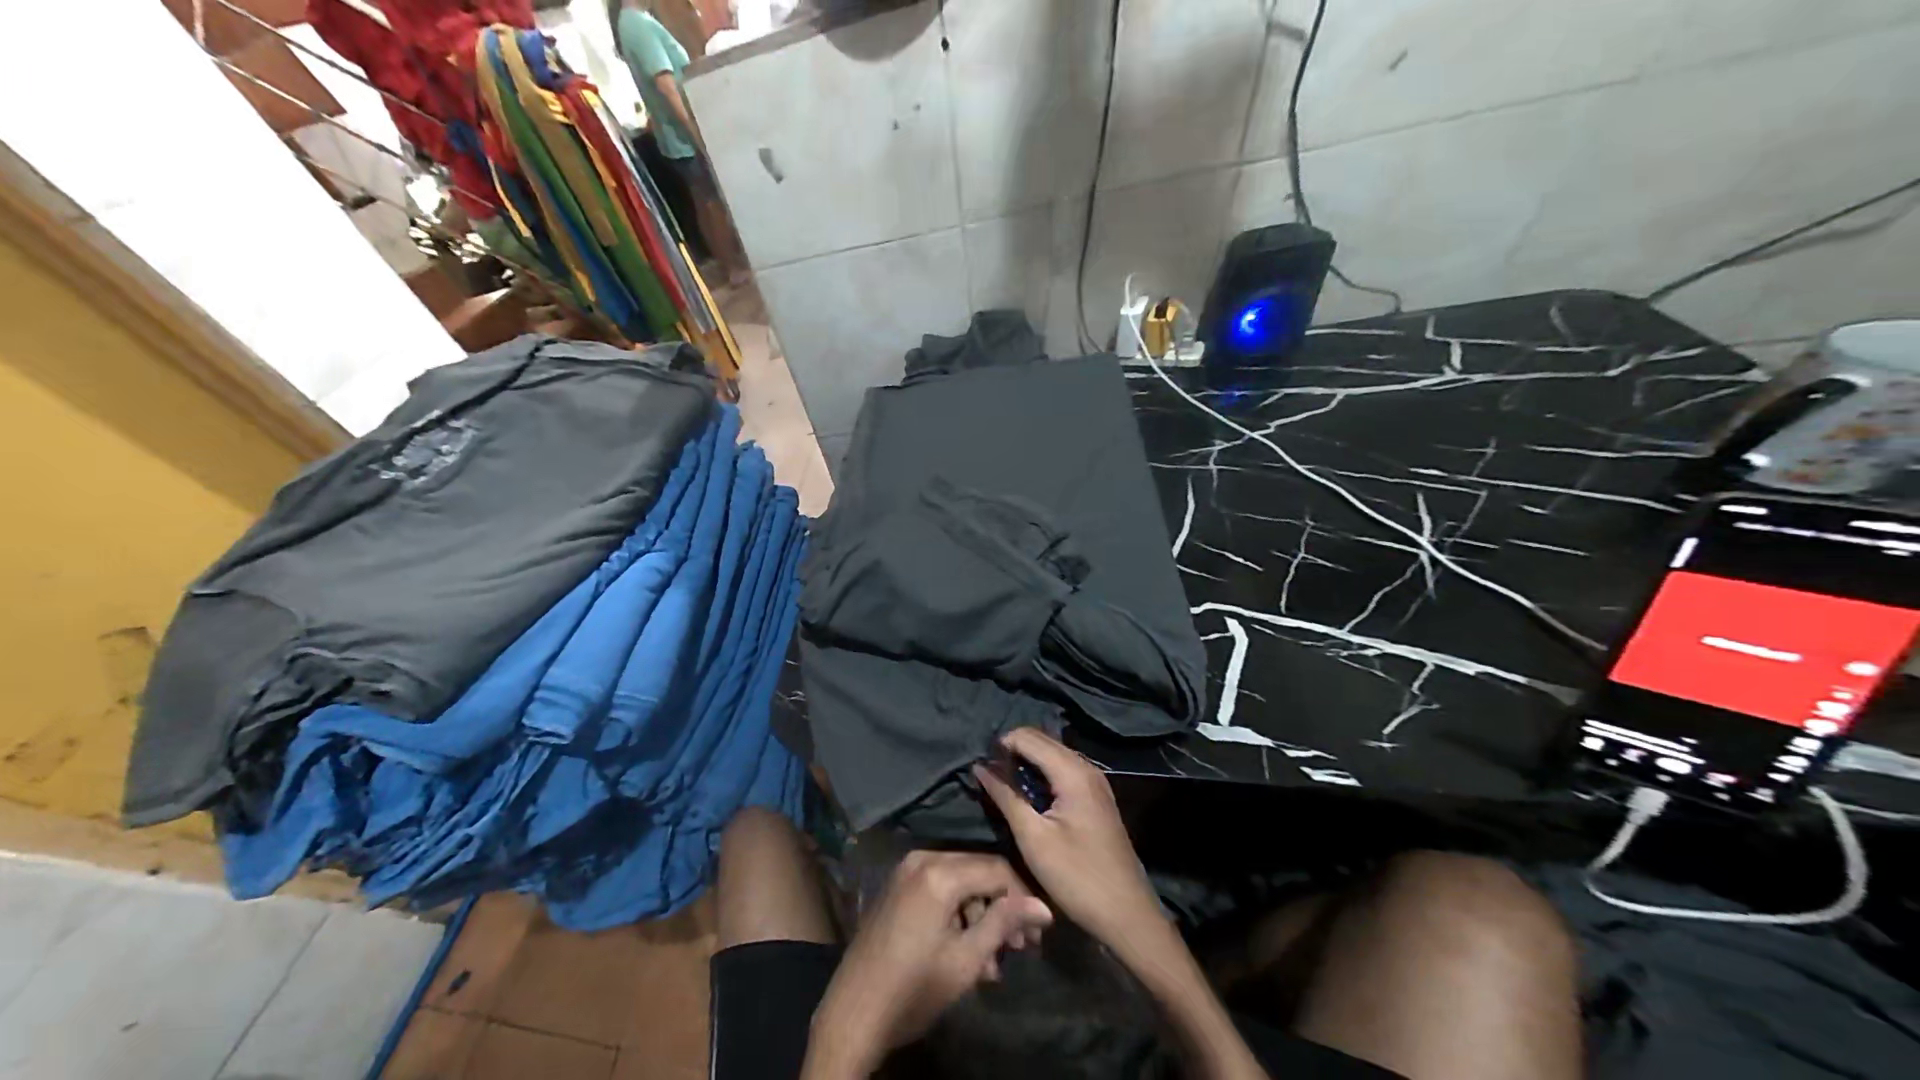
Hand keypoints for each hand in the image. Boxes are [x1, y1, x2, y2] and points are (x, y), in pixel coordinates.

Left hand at [805, 852, 1051, 1076]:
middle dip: (1002, 908)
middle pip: (978, 871)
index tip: (1038, 933)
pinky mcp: (897, 887)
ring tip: (992, 963)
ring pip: (960, 881)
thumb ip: (1004, 924)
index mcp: (939, 873)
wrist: (853, 1013)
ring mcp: (906, 872)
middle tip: (1020, 948)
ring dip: (980, 916)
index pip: (997, 869)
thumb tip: (1043, 906)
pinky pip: (939, 888)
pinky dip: (957, 913)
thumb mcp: (966, 960)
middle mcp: (922, 860)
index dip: (1023, 898)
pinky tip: (966, 951)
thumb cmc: (914, 988)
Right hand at [974, 728, 1165, 949]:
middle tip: (988, 775)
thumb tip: (981, 767)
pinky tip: (1028, 795)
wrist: (1125, 913)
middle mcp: (1086, 767)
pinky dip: (1042, 774)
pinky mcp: (1096, 797)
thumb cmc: (1076, 877)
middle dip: (1012, 750)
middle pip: (1041, 740)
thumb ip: (1006, 797)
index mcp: (1072, 772)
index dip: (1000, 746)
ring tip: (1002, 784)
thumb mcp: (1033, 838)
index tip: (981, 767)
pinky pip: (1063, 770)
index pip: (1028, 737)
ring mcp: (1095, 781)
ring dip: (1026, 762)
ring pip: (1052, 754)